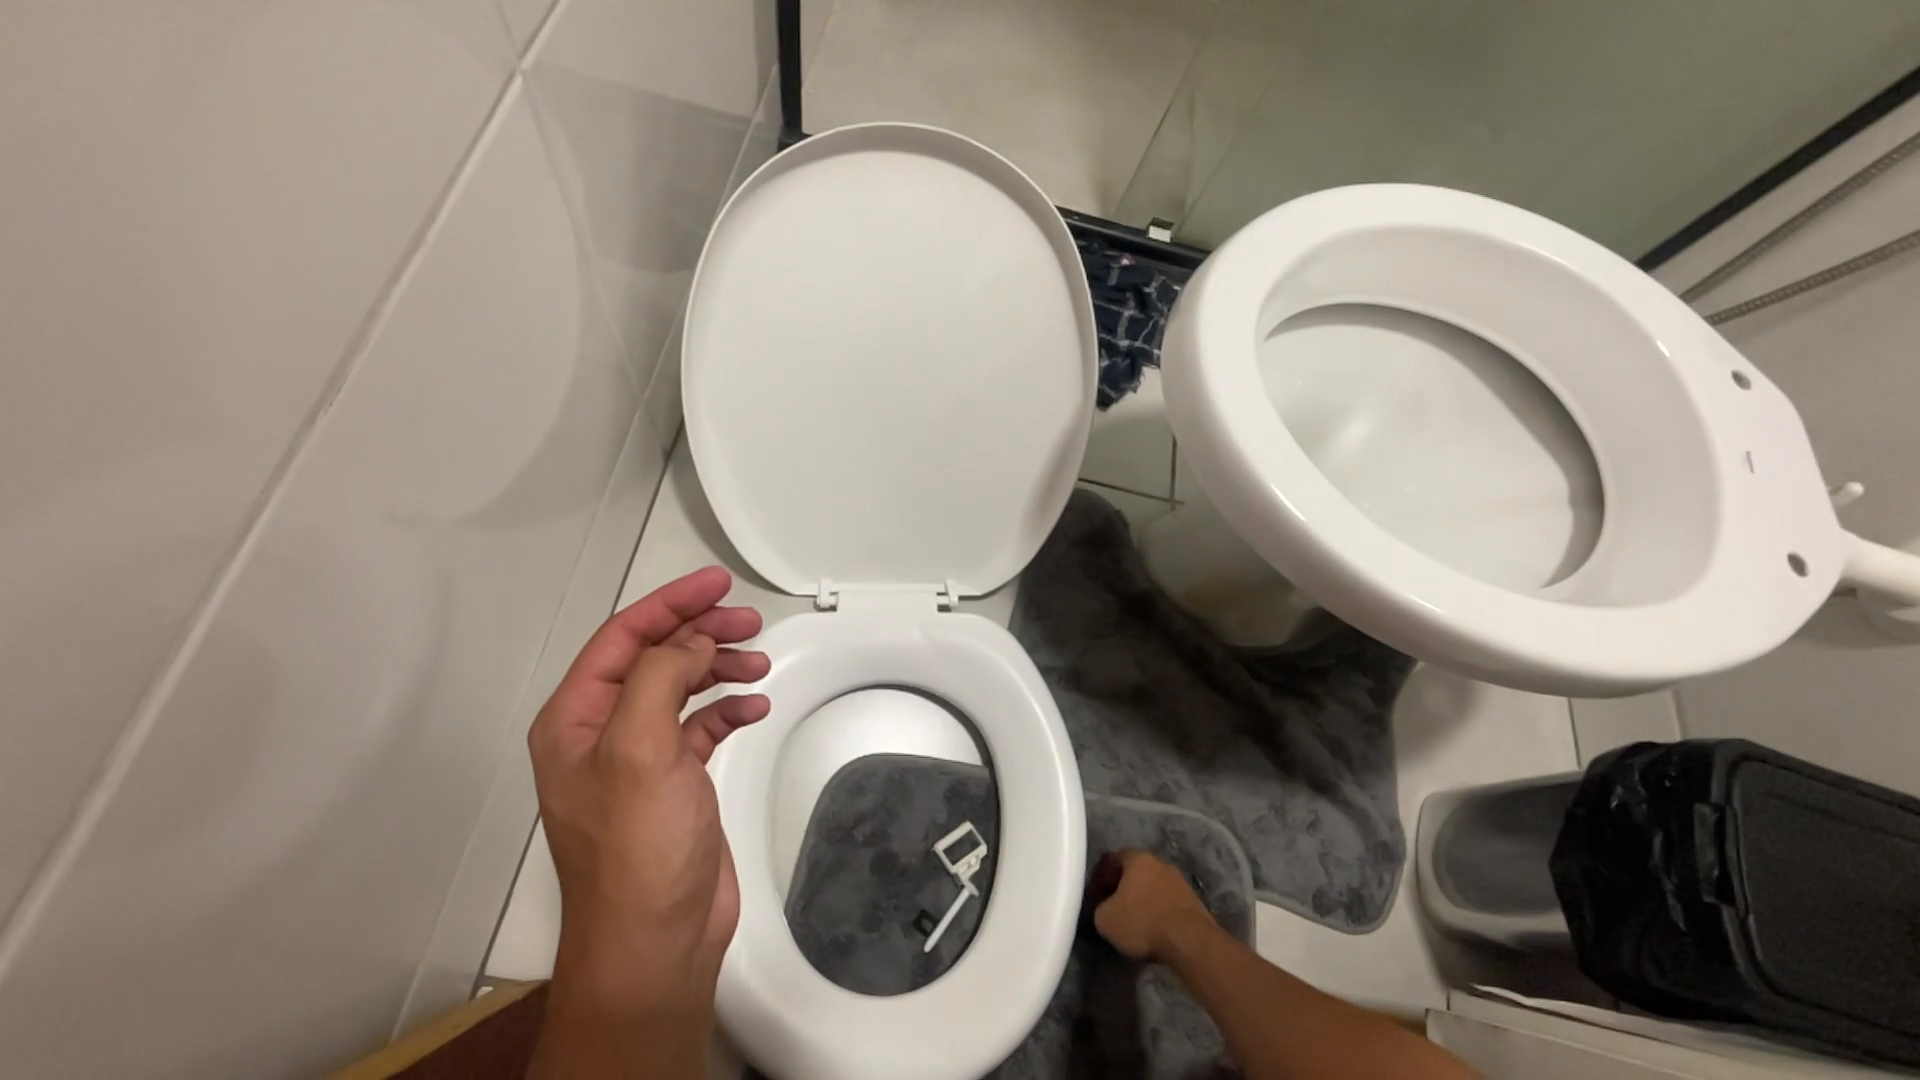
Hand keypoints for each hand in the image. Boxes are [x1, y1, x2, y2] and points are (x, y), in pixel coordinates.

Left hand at [528, 566, 770, 1022]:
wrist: (656, 940)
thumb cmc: (636, 852)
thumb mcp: (638, 750)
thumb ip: (660, 677)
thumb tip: (693, 640)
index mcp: (577, 719)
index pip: (623, 638)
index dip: (670, 603)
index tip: (717, 582)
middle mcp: (604, 732)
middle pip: (655, 658)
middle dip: (701, 632)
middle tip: (749, 620)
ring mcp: (641, 757)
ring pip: (682, 687)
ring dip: (719, 668)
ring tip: (758, 663)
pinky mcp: (675, 781)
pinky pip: (703, 725)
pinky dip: (729, 709)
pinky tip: (755, 706)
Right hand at [1089, 850, 1215, 962]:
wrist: (1189, 941)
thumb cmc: (1142, 922)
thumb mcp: (1105, 919)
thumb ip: (1100, 907)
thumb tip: (1105, 909)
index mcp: (1137, 858)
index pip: (1112, 859)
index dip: (1100, 877)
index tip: (1095, 897)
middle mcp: (1160, 863)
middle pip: (1135, 872)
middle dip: (1122, 888)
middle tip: (1112, 907)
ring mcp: (1180, 882)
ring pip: (1153, 887)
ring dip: (1142, 900)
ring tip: (1133, 922)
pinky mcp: (1194, 902)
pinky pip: (1168, 903)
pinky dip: (1158, 912)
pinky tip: (1153, 930)